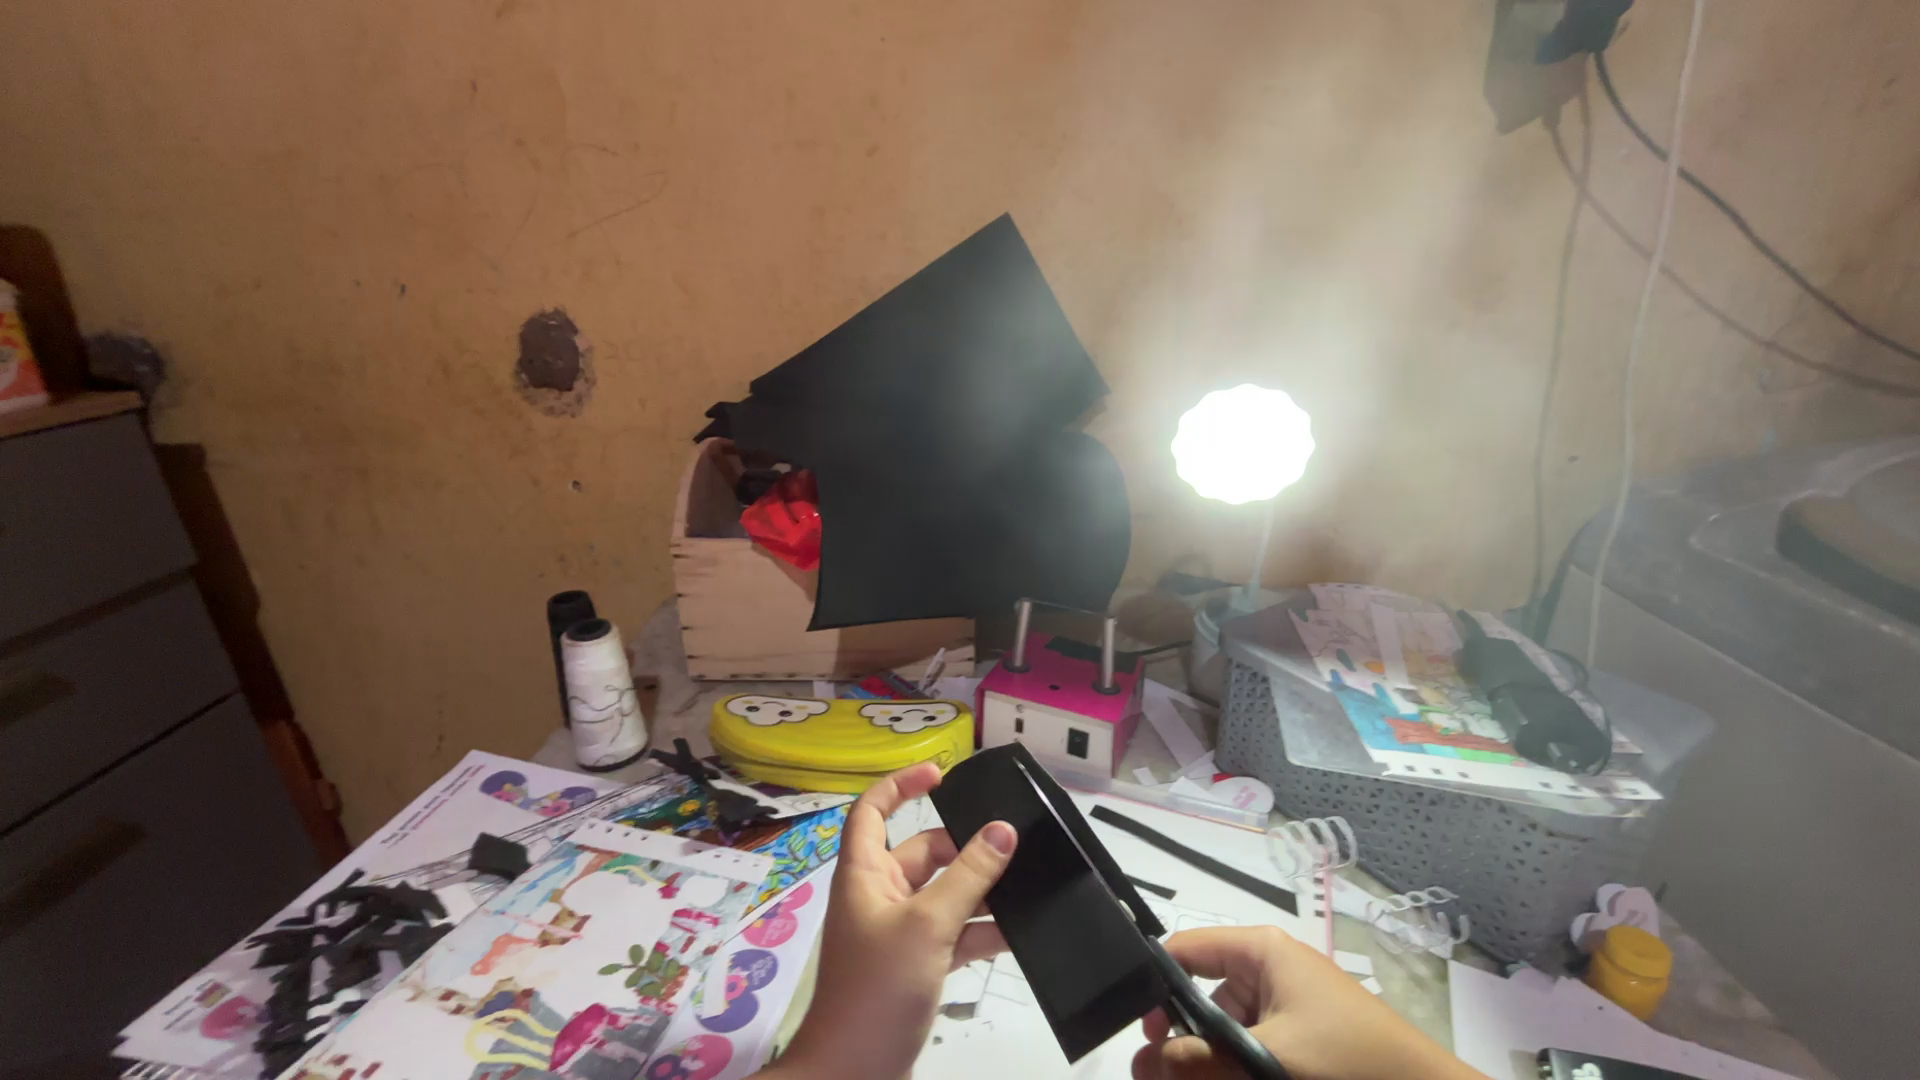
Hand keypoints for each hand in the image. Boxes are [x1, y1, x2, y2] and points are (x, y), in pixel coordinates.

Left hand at [772, 762, 1017, 1079]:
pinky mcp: (917, 964)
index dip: (901, 785)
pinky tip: (1018, 932)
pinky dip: (981, 930)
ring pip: (944, 893)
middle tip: (1013, 844)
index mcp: (865, 873)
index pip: (873, 810)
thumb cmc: (877, 989)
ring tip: (1027, 884)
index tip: (941, 774)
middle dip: (964, 848)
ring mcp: (899, 931)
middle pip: (923, 852)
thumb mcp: (928, 925)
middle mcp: (880, 894)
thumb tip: (1003, 830)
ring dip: (980, 890)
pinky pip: (954, 932)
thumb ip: (969, 876)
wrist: (853, 1076)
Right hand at [1133, 927, 1486, 1079]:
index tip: (1137, 1031)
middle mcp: (1269, 970)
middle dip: (1177, 1035)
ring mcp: (1287, 1008)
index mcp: (1261, 951)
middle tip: (1152, 1075)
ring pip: (1224, 1028)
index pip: (1187, 950)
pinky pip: (1251, 1049)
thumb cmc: (1350, 1065)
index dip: (1156, 984)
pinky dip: (1233, 1070)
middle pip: (1202, 993)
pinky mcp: (1302, 1044)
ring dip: (1203, 1060)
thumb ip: (1200, 1062)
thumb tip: (1141, 1066)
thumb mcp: (1267, 1060)